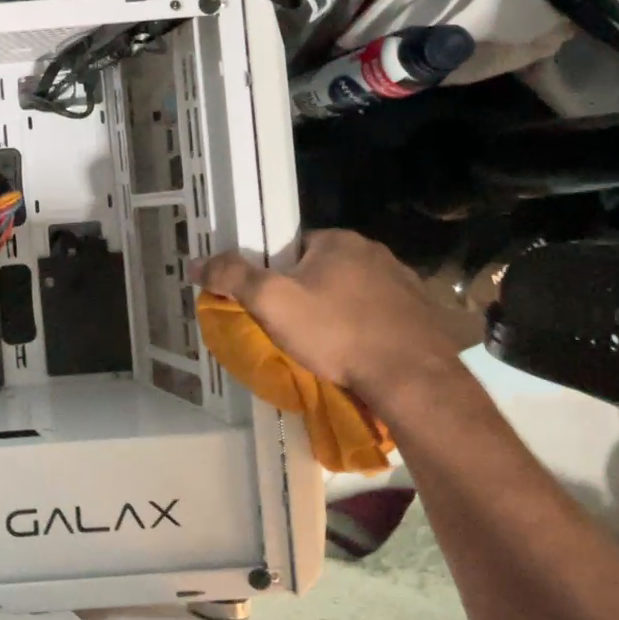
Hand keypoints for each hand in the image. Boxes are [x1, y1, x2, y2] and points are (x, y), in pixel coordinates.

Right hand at [195, 230, 470, 411]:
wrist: (412, 379)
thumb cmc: (336, 332)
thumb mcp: (270, 301)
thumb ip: (231, 276)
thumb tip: (196, 263)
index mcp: (339, 240)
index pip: (290, 245)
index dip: (270, 270)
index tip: (263, 298)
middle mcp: (376, 253)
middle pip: (319, 268)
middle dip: (302, 291)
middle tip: (286, 323)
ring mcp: (405, 283)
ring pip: (350, 292)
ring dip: (334, 309)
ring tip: (321, 341)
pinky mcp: (422, 314)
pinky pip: (377, 314)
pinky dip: (362, 327)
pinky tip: (354, 350)